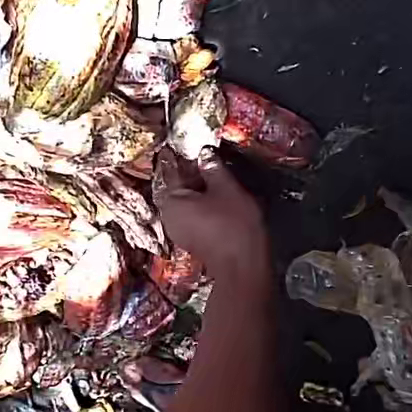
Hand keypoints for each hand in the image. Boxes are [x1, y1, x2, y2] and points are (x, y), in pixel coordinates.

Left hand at [153, 148, 268, 285]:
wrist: (243, 265)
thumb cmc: (233, 223)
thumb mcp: (226, 187)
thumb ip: (212, 167)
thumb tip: (204, 153)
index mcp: (170, 200)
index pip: (171, 171)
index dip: (181, 157)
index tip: (188, 146)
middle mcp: (168, 216)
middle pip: (176, 188)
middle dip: (190, 175)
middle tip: (206, 160)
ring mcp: (178, 231)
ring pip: (185, 203)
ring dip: (197, 191)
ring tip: (214, 178)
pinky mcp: (191, 241)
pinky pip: (192, 216)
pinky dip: (202, 206)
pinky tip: (216, 200)